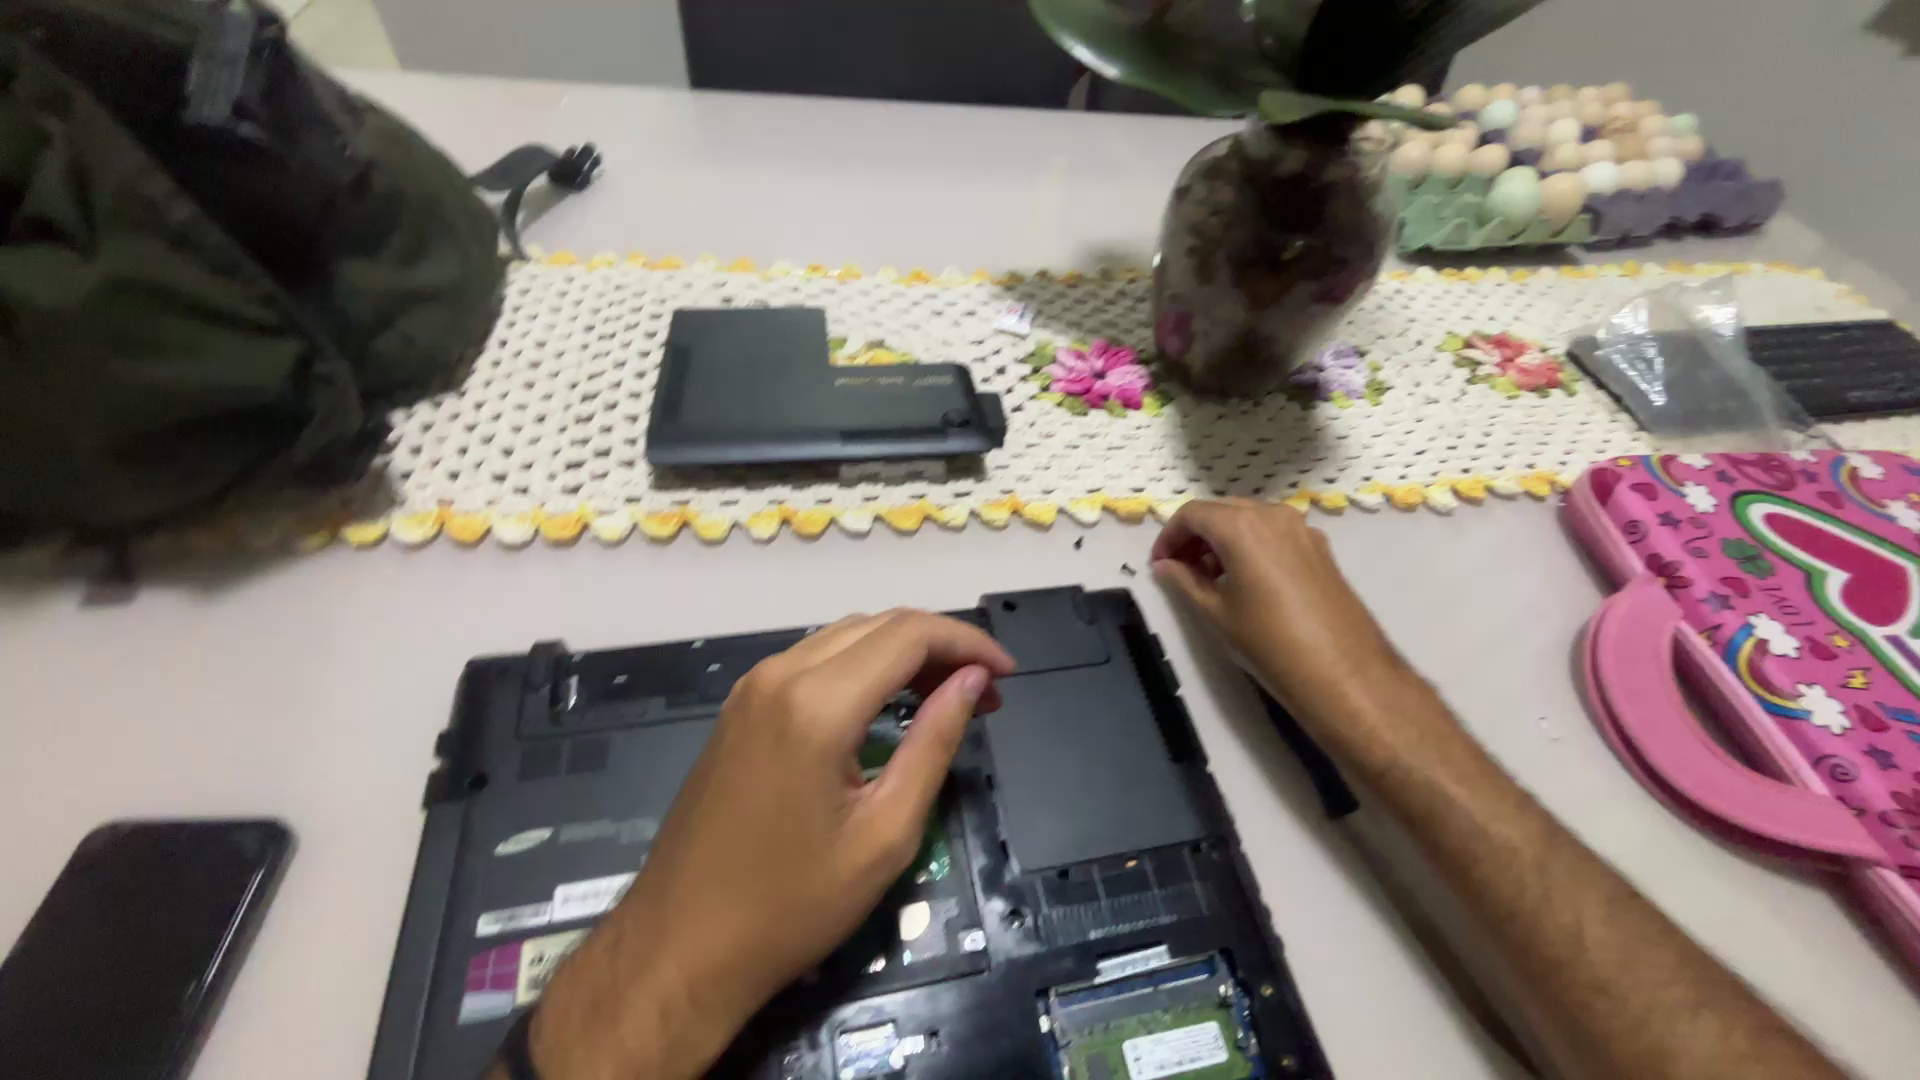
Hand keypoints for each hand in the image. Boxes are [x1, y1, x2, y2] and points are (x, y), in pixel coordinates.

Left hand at [528, 610, 1014, 1079]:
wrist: (680, 947)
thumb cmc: (791, 905)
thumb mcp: (886, 833)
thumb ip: (934, 743)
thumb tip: (974, 681)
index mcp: (817, 704)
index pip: (910, 635)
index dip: (969, 643)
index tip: (1009, 675)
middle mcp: (780, 674)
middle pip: (879, 625)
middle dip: (941, 646)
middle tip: (985, 693)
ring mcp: (753, 687)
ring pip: (846, 636)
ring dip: (903, 653)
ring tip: (947, 697)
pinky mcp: (741, 706)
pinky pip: (815, 660)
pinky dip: (863, 667)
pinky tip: (889, 704)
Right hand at [1151, 498, 1412, 740]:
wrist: (1343, 671)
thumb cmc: (1269, 641)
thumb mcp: (1215, 612)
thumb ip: (1184, 581)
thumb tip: (1164, 566)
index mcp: (1242, 526)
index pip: (1192, 513)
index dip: (1169, 536)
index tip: (1160, 563)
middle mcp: (1273, 516)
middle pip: (1221, 510)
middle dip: (1195, 535)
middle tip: (1179, 568)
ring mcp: (1302, 529)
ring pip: (1250, 519)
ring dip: (1223, 539)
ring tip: (1210, 578)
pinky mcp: (1320, 548)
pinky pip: (1274, 533)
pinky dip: (1251, 545)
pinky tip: (1245, 581)